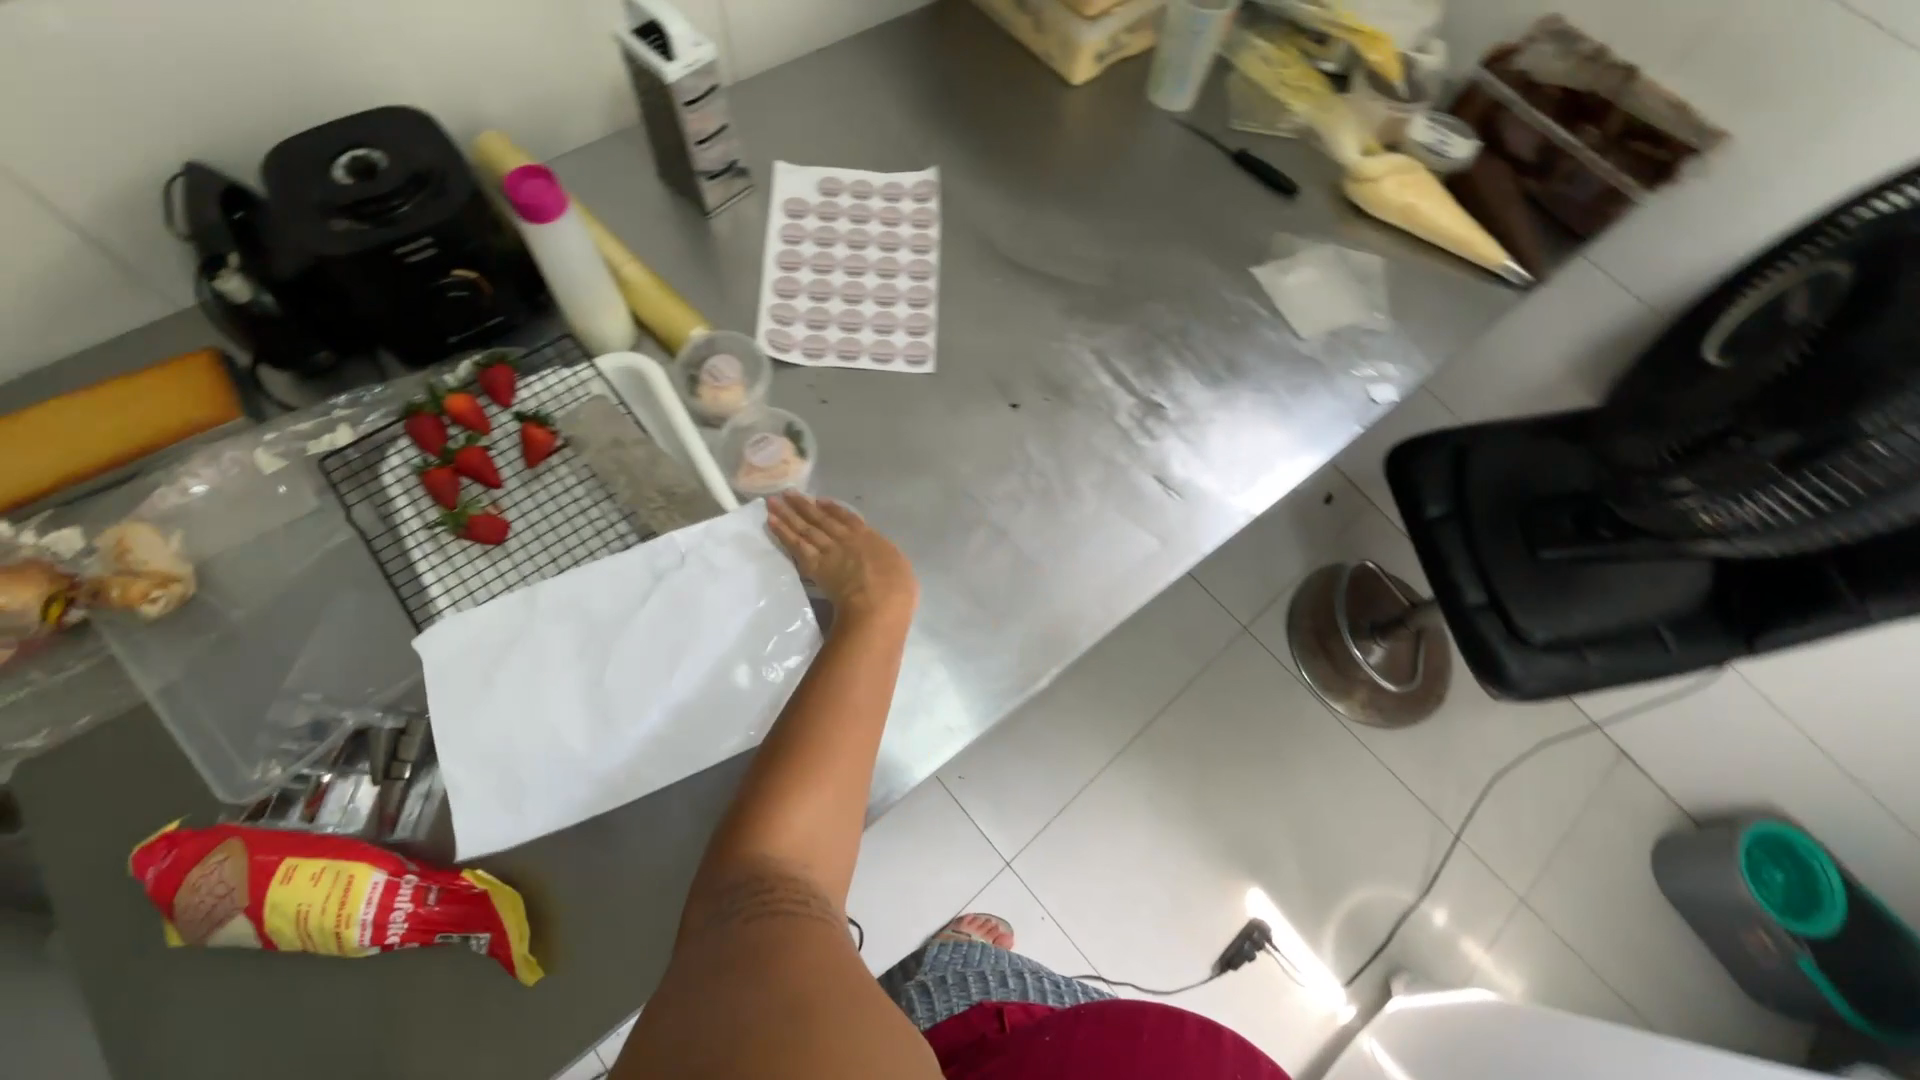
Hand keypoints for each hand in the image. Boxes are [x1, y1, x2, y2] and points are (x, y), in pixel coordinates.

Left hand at [766, 493, 916, 622]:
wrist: (878, 603)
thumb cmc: (897, 590)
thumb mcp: (900, 567)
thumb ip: (886, 559)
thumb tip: (881, 560)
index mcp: (869, 538)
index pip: (848, 519)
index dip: (833, 509)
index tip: (820, 501)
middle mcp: (846, 539)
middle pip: (821, 519)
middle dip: (804, 505)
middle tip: (788, 493)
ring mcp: (829, 550)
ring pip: (805, 528)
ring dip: (788, 514)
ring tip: (773, 502)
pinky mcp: (814, 565)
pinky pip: (795, 544)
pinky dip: (783, 532)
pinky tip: (772, 521)